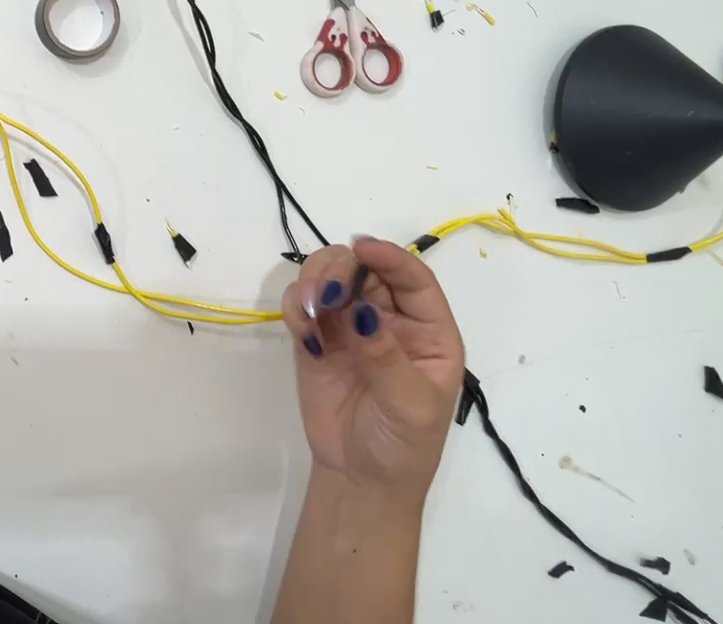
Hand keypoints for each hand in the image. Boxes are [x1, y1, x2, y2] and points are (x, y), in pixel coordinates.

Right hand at [278, 239, 464, 502]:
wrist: (360, 476)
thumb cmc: (404, 444)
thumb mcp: (409, 405)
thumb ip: (386, 356)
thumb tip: (362, 310)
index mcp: (427, 331)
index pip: (413, 279)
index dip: (390, 256)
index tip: (360, 246)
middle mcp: (387, 317)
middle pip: (361, 267)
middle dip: (338, 270)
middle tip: (322, 296)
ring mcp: (347, 324)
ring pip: (326, 275)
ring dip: (312, 282)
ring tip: (308, 314)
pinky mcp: (314, 335)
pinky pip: (300, 301)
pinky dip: (295, 306)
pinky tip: (303, 333)